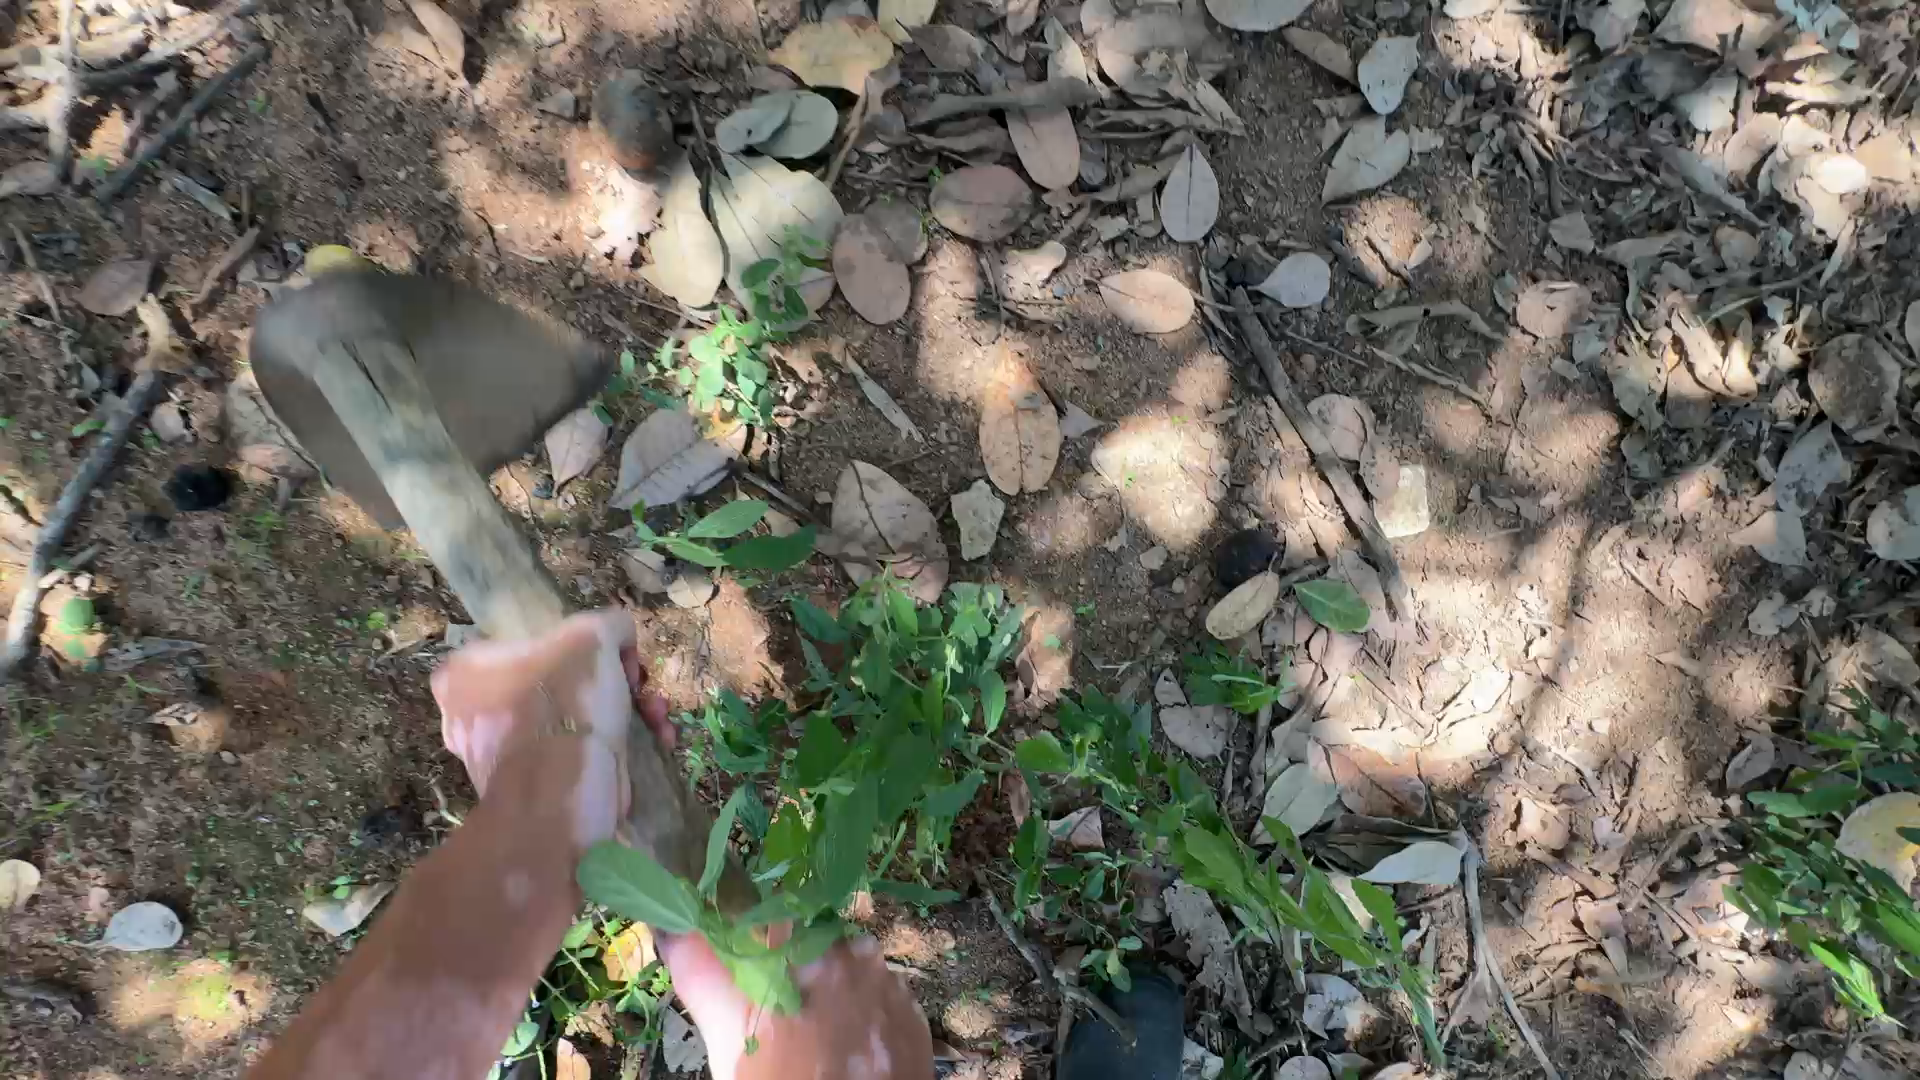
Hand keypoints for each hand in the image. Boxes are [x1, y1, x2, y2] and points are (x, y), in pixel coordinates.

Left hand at [430, 609, 670, 848]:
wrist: (562, 798)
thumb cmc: (566, 705)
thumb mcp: (594, 635)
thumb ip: (609, 623)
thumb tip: (619, 637)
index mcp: (467, 672)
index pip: (540, 639)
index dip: (589, 645)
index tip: (619, 660)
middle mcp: (477, 713)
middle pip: (568, 679)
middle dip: (621, 683)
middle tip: (643, 689)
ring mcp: (507, 753)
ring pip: (582, 715)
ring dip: (633, 711)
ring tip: (659, 718)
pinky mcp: (541, 784)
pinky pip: (585, 749)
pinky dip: (623, 743)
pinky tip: (657, 740)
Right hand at [659, 932, 932, 1079]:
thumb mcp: (730, 1046)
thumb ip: (704, 978)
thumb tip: (671, 926)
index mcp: (804, 953)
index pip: (783, 913)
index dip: (767, 929)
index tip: (755, 953)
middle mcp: (853, 953)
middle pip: (819, 940)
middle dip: (801, 965)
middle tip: (784, 1011)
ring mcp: (890, 983)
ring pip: (854, 967)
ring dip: (836, 988)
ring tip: (818, 1037)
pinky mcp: (914, 1014)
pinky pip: (883, 996)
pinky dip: (866, 1013)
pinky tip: (849, 1047)